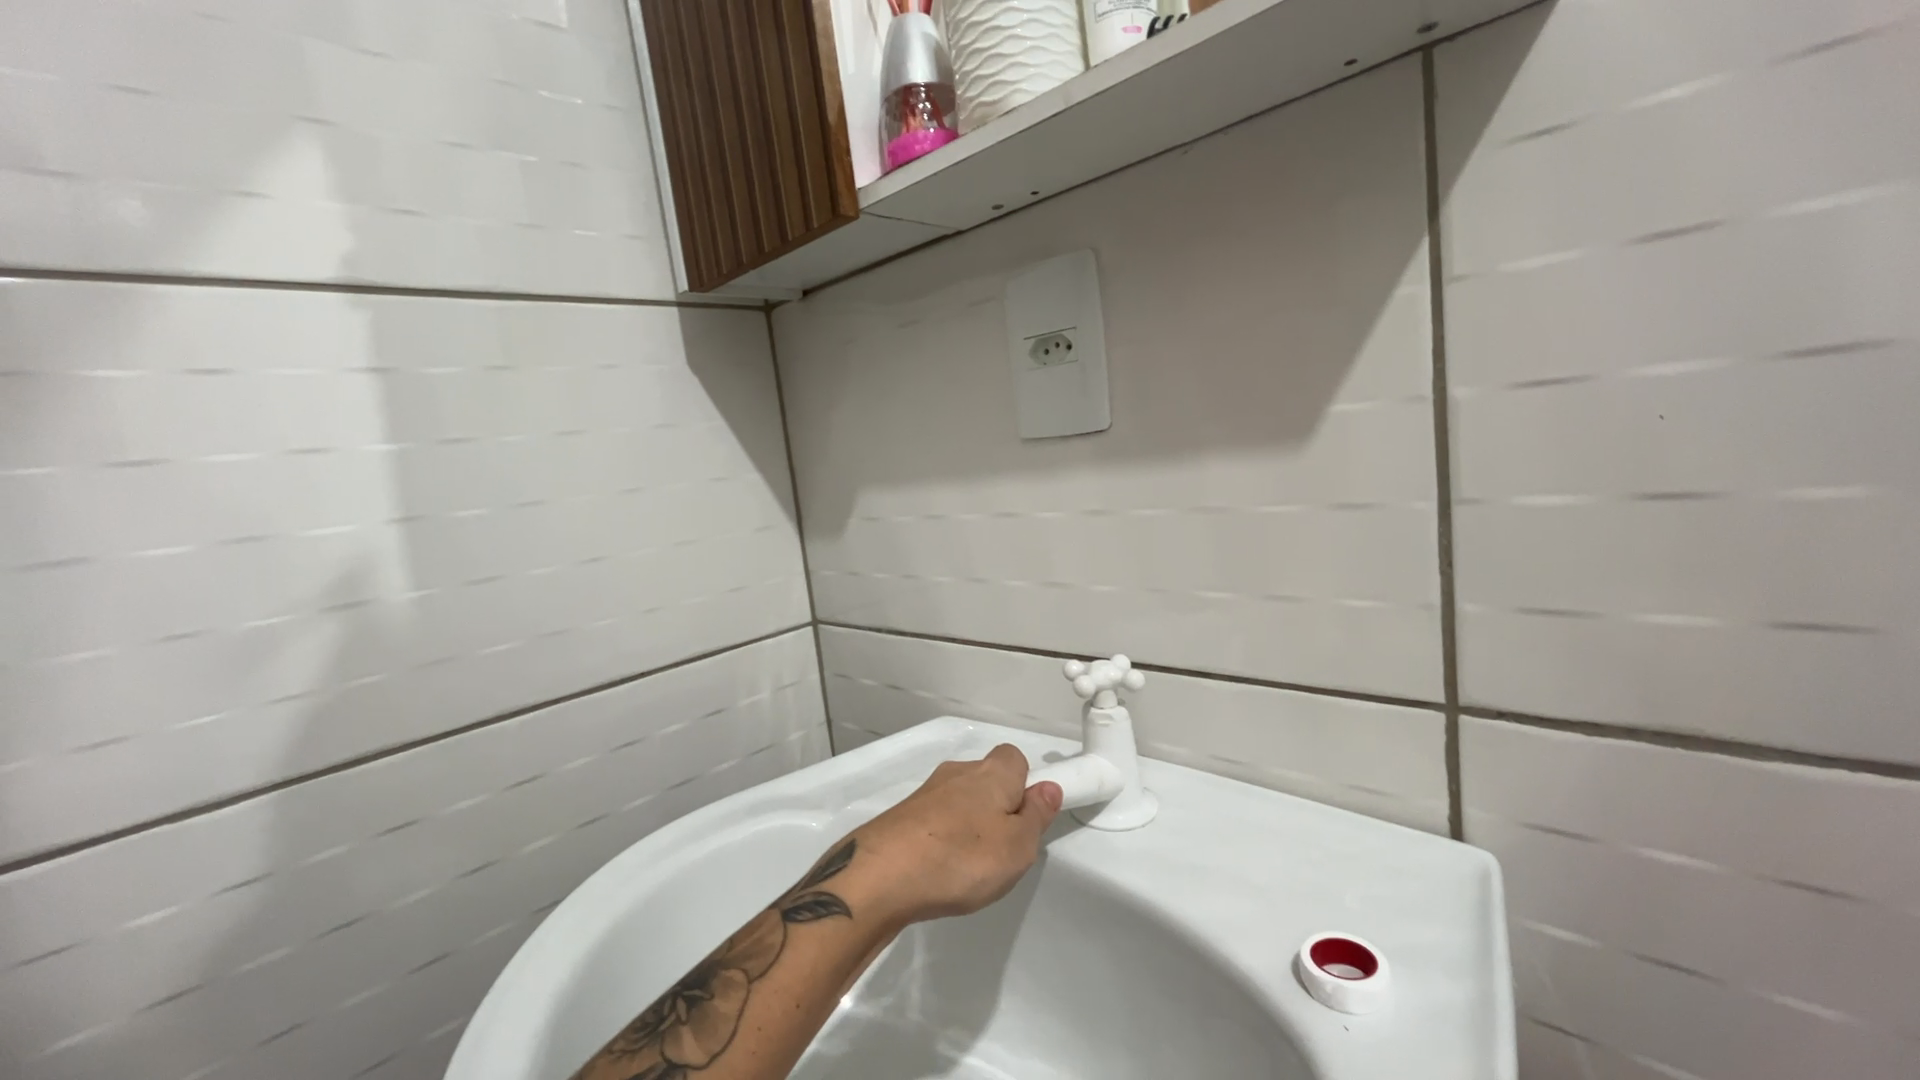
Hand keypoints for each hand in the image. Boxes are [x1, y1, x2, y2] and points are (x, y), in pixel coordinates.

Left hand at [847, 744, 1062, 927]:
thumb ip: (1037, 816)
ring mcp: (925, 794)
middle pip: (986, 781)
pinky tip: (939, 871)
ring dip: (968, 827)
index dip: (1025, 785)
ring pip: (959, 803)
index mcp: (991, 773)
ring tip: (968, 869)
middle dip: (996, 809)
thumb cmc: (962, 858)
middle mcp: (956, 773)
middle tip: (1002, 851)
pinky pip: (934, 823)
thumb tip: (1047, 787)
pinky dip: (942, 840)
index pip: (1016, 758)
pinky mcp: (901, 817)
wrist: (881, 876)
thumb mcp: (1018, 847)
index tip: (1027, 820)